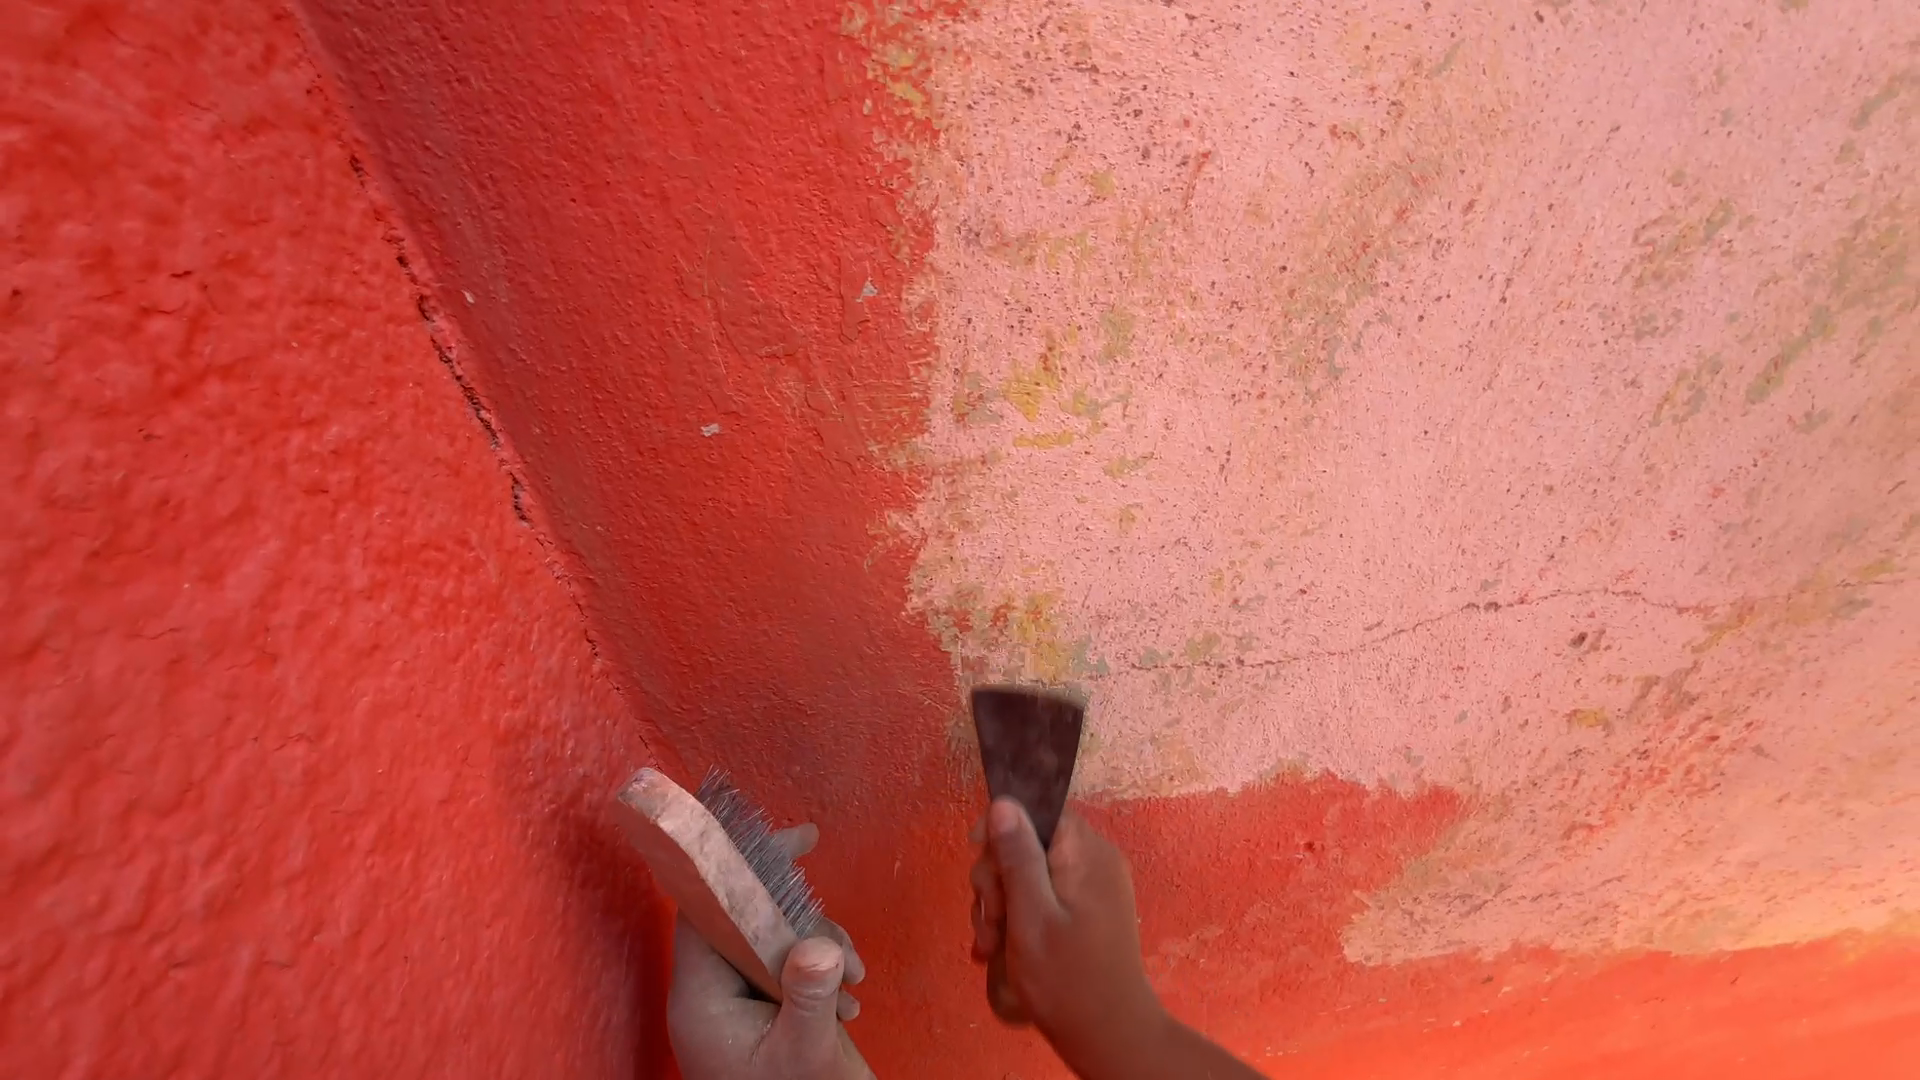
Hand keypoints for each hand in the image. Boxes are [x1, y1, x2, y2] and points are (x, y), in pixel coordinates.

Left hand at [668, 824, 872, 1079]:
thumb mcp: (806, 1055)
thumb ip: (809, 997)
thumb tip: (817, 945)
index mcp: (700, 998)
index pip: (701, 908)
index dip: (735, 863)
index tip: (784, 837)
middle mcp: (712, 989)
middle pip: (741, 909)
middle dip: (791, 898)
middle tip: (819, 869)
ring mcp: (739, 994)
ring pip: (772, 928)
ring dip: (818, 935)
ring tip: (854, 976)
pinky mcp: (766, 999)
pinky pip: (789, 952)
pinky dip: (823, 956)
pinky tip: (851, 987)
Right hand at [969, 799, 1166, 1065]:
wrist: (1110, 1039)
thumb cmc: (1066, 979)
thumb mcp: (1030, 916)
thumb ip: (1016, 857)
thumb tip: (1003, 802)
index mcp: (1086, 851)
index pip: (1036, 810)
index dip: (1001, 832)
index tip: (980, 869)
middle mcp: (1094, 857)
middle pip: (1027, 841)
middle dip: (997, 879)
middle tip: (991, 923)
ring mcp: (1092, 882)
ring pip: (1029, 869)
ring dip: (1002, 902)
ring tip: (992, 944)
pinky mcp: (1087, 906)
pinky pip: (1044, 890)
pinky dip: (1020, 913)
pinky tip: (1001, 946)